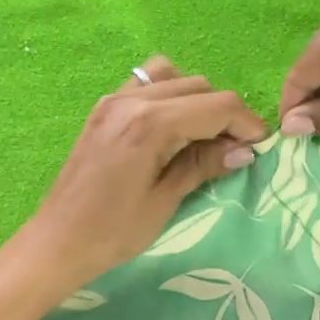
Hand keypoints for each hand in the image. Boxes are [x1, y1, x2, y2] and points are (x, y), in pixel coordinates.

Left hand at [19, 55, 266, 287]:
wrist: (58, 242)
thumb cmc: (112, 232)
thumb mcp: (164, 202)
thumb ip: (201, 166)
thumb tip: (243, 150)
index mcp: (150, 123)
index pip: (216, 105)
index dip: (246, 123)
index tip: (260, 146)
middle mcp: (132, 99)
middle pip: (198, 86)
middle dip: (224, 113)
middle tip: (234, 149)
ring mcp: (113, 101)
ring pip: (173, 77)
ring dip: (196, 100)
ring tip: (203, 137)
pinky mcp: (103, 110)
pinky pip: (145, 84)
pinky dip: (168, 96)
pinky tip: (172, 129)